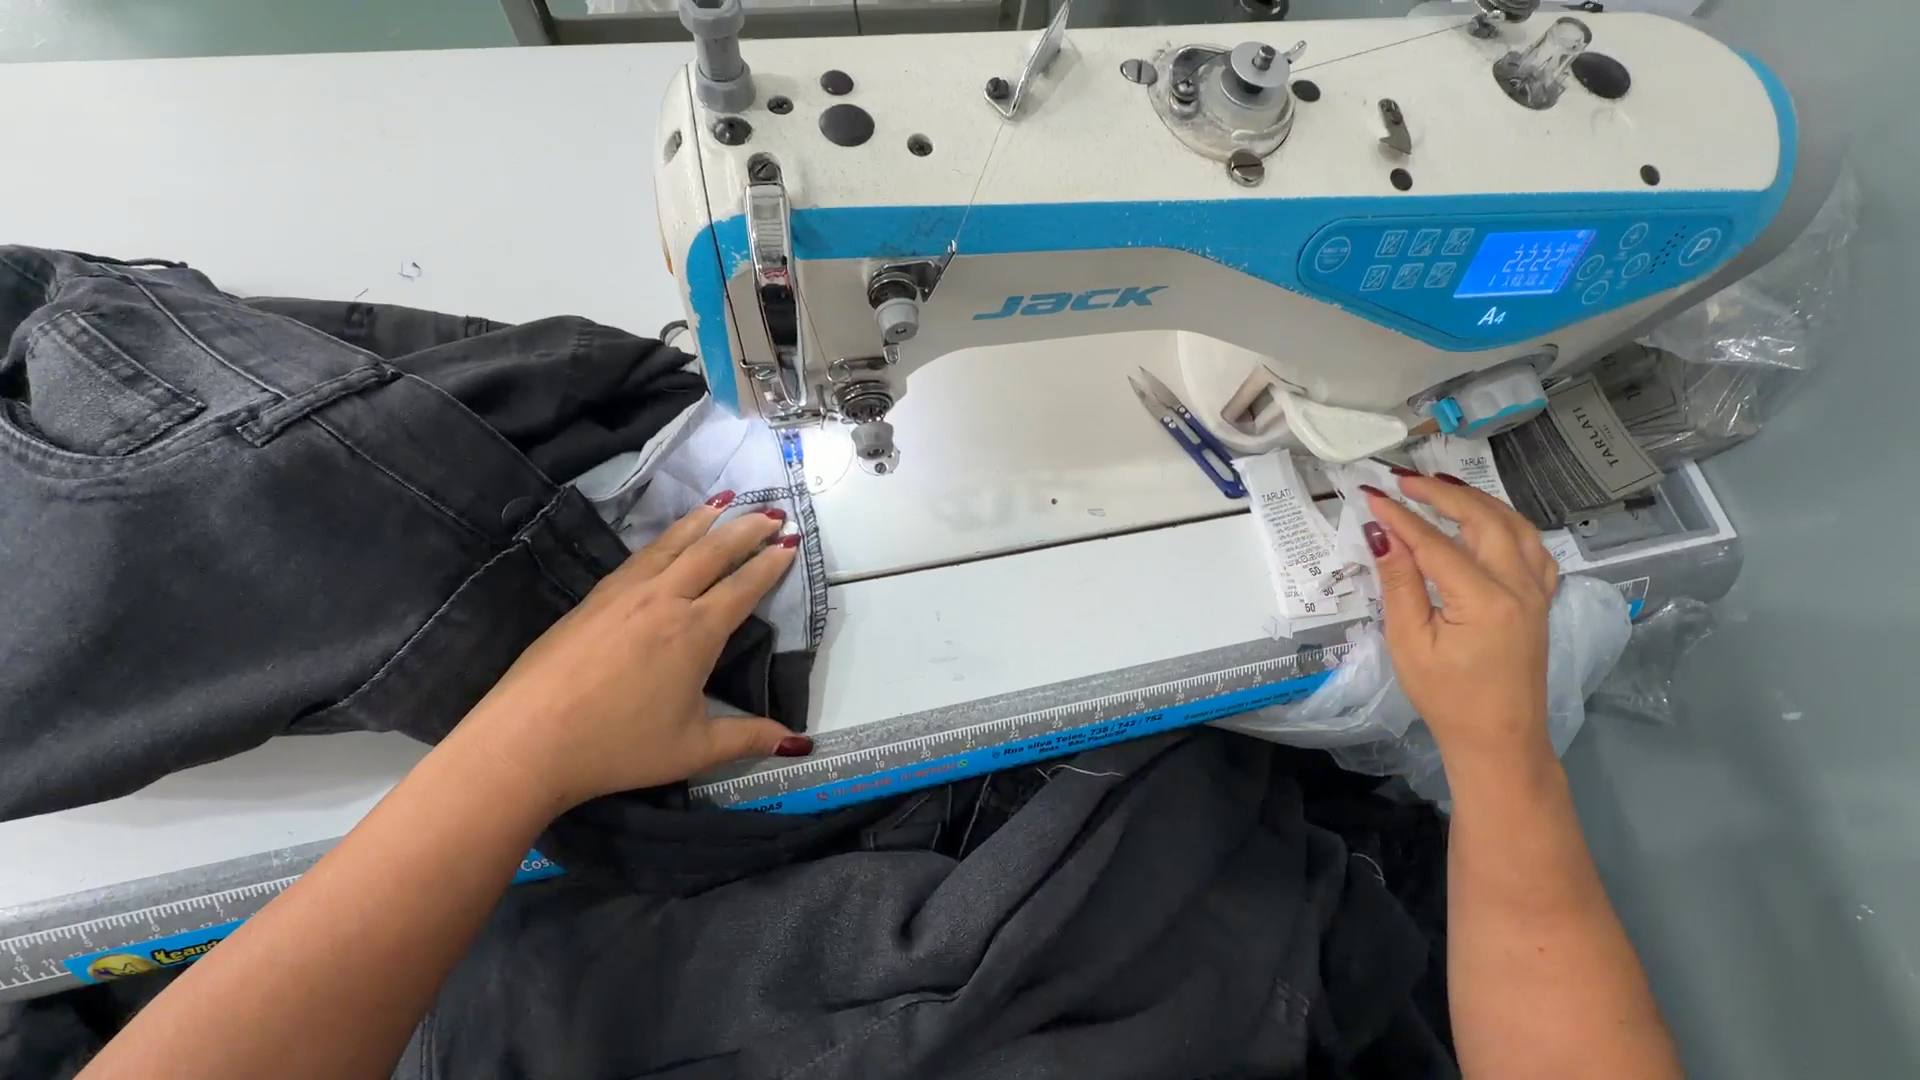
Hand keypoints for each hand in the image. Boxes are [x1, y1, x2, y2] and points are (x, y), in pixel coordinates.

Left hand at [456, 495, 809, 810]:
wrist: (526, 741)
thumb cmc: (616, 747)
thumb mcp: (694, 749)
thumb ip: (749, 738)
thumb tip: (799, 744)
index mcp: (695, 632)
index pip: (743, 586)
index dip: (771, 563)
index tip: (791, 541)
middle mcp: (663, 600)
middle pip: (712, 551)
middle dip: (747, 529)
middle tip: (773, 513)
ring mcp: (624, 594)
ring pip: (672, 544)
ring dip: (704, 521)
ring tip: (725, 502)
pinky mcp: (593, 598)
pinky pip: (640, 556)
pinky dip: (665, 538)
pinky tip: (667, 540)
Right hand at [1362, 473, 1559, 770]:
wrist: (1498, 737)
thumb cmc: (1445, 696)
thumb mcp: (1409, 642)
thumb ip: (1399, 583)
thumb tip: (1381, 534)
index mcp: (1484, 600)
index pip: (1434, 543)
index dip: (1400, 516)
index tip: (1370, 494)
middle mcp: (1520, 587)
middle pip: (1483, 520)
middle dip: (1442, 493)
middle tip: (1403, 480)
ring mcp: (1538, 591)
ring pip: (1514, 525)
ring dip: (1477, 500)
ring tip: (1440, 486)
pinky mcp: (1541, 599)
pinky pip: (1532, 546)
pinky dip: (1506, 522)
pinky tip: (1485, 519)